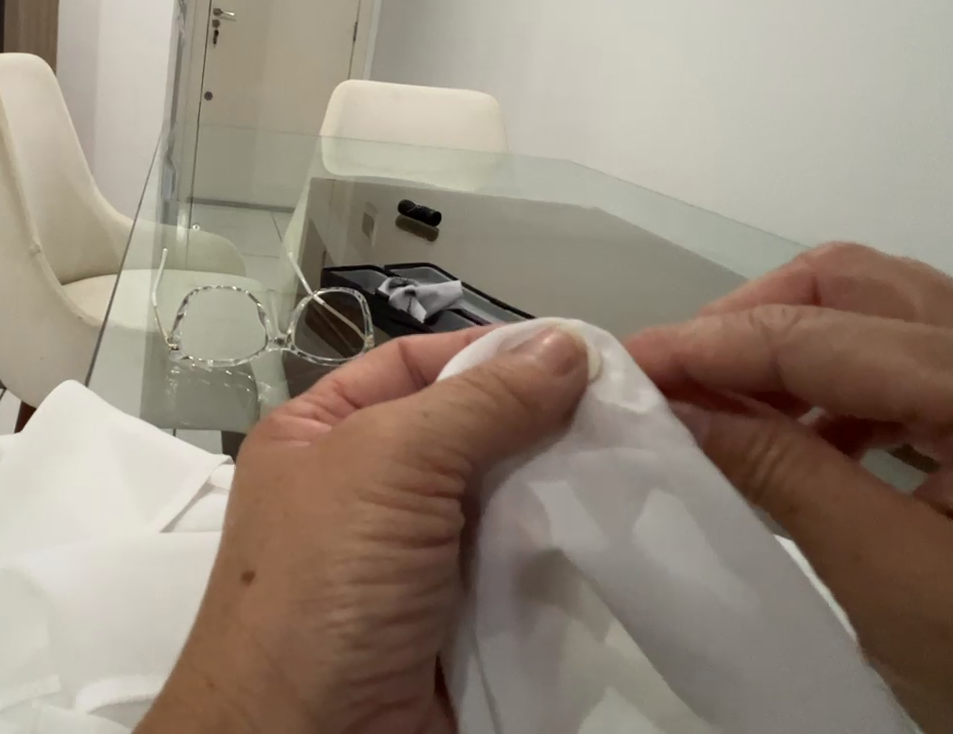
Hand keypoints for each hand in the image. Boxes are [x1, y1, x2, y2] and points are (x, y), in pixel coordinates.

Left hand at [140, 326, 590, 733]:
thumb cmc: (324, 582)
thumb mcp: (386, 462)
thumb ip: (476, 402)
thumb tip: (565, 345)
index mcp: (320, 430)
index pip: (410, 363)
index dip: (485, 350)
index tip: (572, 347)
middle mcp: (363, 480)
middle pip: (461, 425)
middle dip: (532, 414)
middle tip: (622, 401)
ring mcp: (410, 547)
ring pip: (497, 490)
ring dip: (556, 476)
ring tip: (631, 450)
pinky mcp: (457, 608)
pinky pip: (516, 553)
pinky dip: (559, 537)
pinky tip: (612, 514)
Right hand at [628, 243, 952, 733]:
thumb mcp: (906, 592)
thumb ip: (783, 475)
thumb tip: (677, 406)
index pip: (835, 332)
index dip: (713, 341)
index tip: (627, 363)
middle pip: (867, 284)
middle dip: (754, 319)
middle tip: (681, 374)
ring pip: (890, 310)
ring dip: (791, 346)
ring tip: (728, 402)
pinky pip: (920, 361)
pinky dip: (838, 381)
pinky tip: (805, 432)